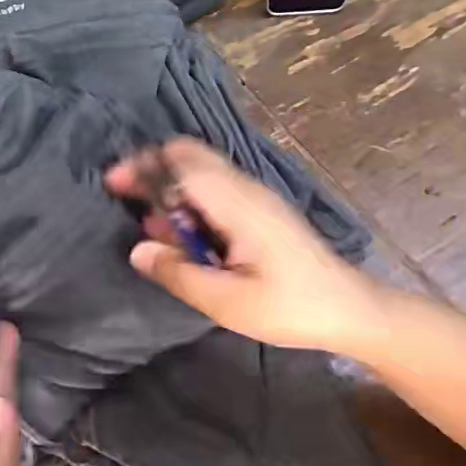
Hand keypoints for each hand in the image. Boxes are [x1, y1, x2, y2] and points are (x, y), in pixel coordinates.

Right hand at [106, 138, 382, 351]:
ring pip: (204, 174)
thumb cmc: (290, 307)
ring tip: (154, 227)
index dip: (145, 165)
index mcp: (238, 204)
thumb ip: (179, 273)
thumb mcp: (228, 302)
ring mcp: (257, 198)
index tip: (114, 181)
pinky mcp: (262, 211)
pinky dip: (193, 203)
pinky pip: (218, 192)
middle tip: (129, 199)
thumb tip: (138, 249)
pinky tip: (186, 238)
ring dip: (174, 190)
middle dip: (155, 170)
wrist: (350, 308)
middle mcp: (247, 189)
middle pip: (193, 157)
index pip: (183, 162)